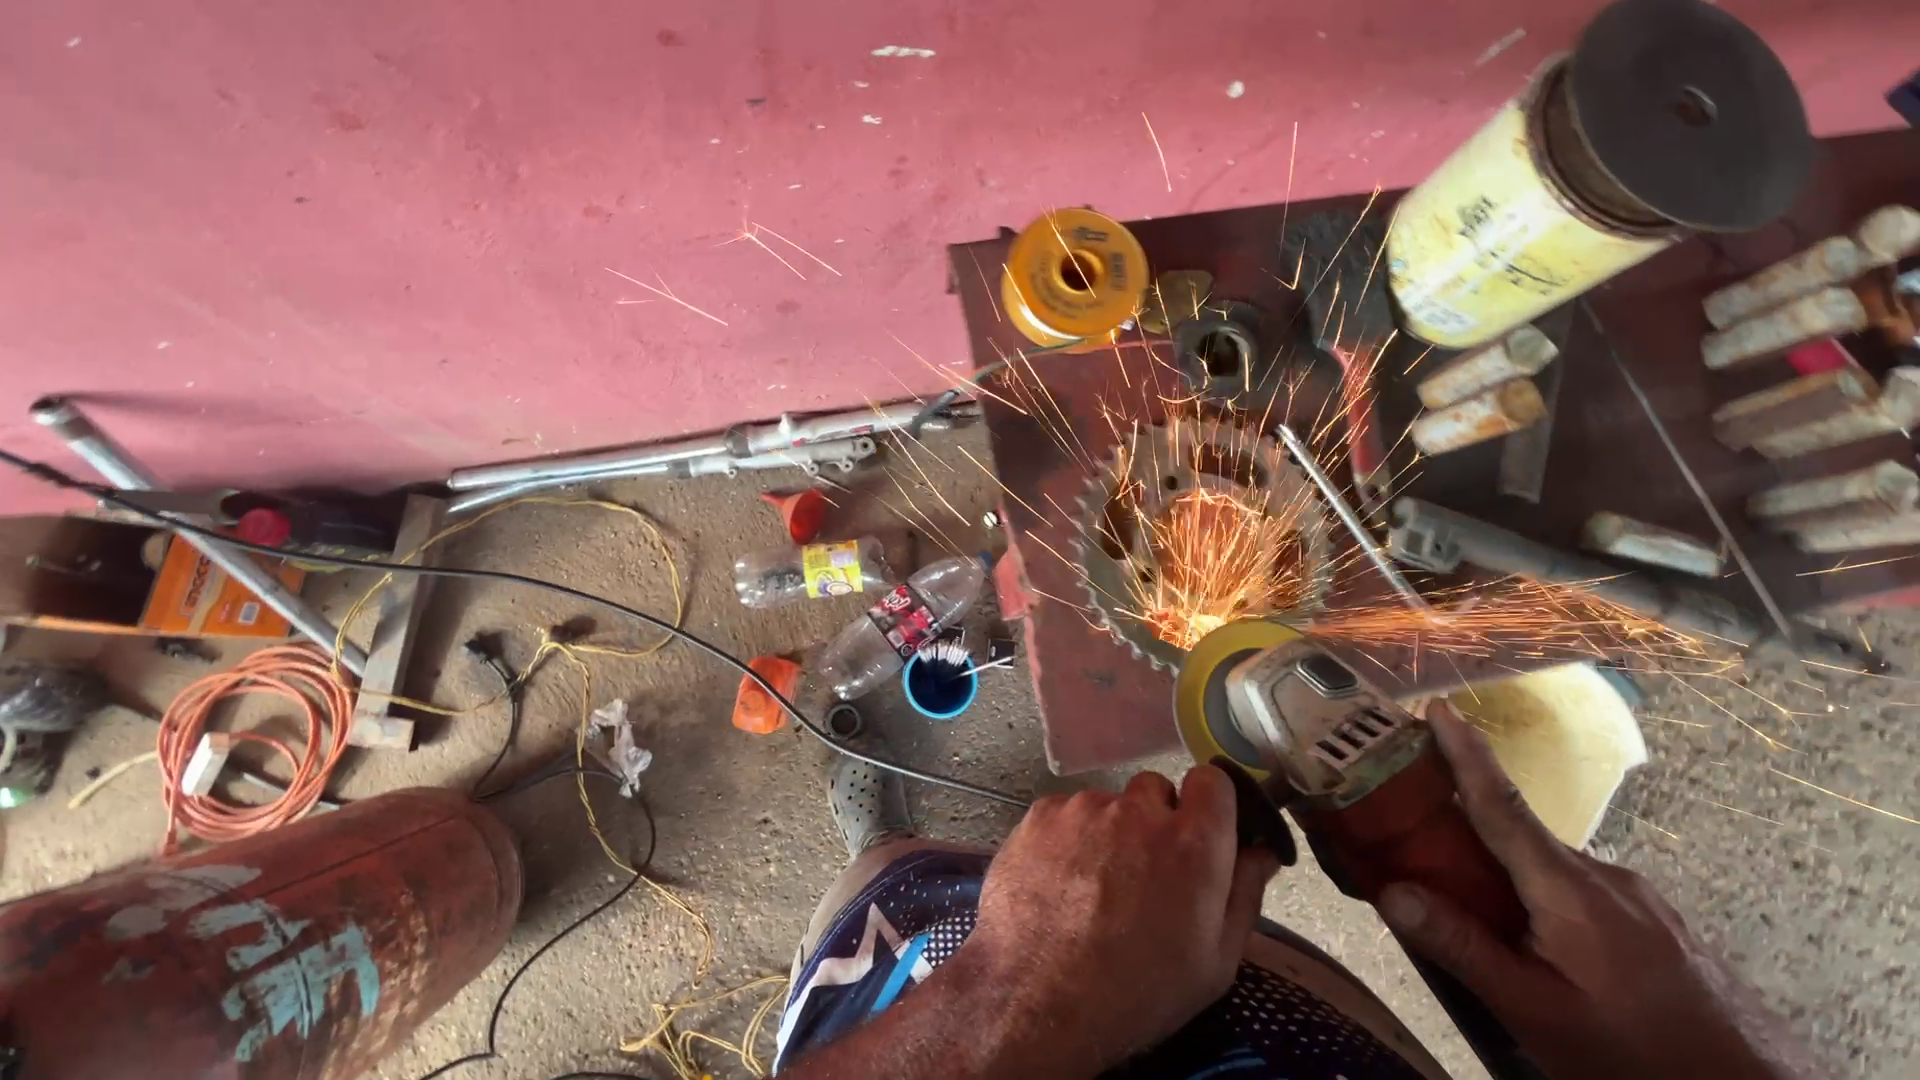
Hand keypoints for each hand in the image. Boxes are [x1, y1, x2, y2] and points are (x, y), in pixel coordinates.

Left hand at [958, 767, 1278, 1073]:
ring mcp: (1085, 807)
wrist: (1034, 997)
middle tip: (1142, 872)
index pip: (1212, 781)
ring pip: (1108, 805)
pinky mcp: (1041, 813)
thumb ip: (1244, 893)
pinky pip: (1067, 812)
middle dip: (1155, 821)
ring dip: (1109, 832)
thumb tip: (1261, 850)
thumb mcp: (1214, 962)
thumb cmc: (1137, 991)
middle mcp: (1139, 810)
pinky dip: (1068, 837)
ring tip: (1092, 887)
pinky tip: (1059, 881)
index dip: (1208, 803)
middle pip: (1156, 791)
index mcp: (1193, 843)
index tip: (1200, 831)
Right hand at [1377, 707, 1819, 1079]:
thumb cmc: (1634, 1053)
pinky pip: (1577, 890)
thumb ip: (1462, 948)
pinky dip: (1540, 897)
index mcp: (1569, 890)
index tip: (1438, 706)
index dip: (1464, 753)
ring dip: (1505, 876)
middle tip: (1415, 838)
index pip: (1502, 805)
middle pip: (1516, 836)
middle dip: (1465, 829)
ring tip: (1477, 919)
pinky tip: (1538, 945)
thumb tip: (1390, 891)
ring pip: (1547, 869)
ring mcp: (1637, 897)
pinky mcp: (1655, 922)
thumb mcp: (1534, 1011)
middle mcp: (1604, 877)